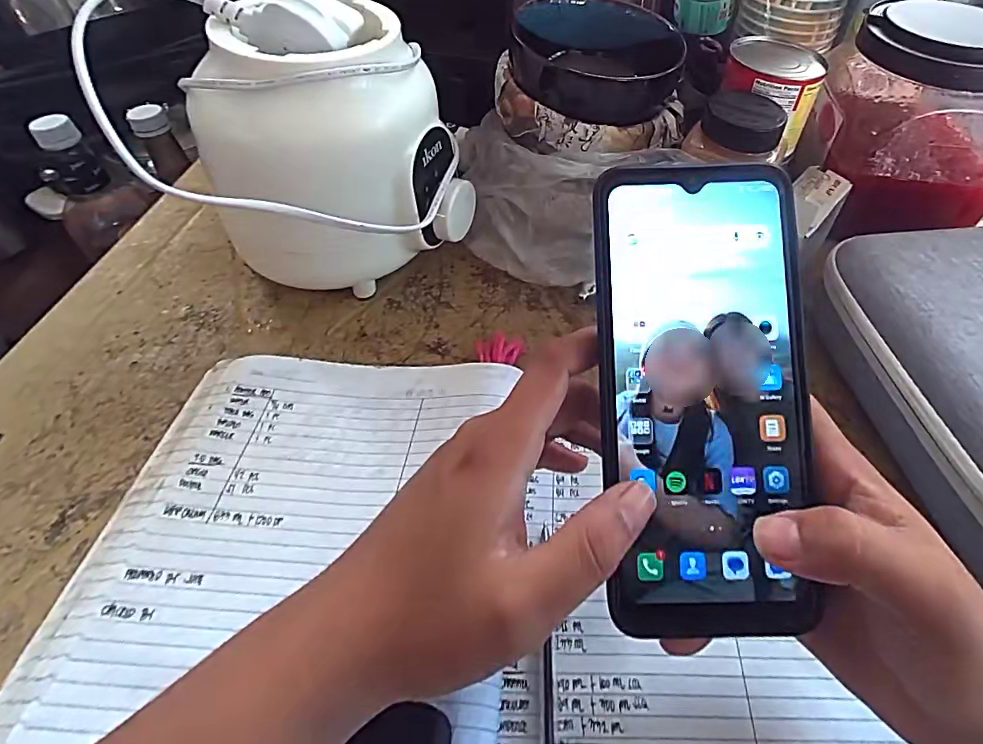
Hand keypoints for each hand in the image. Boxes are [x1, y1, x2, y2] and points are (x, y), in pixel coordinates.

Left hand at [104, 328, 655, 743]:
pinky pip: (511, 445)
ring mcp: (461, 459)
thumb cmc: (429, 617)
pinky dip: (548, 446)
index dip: (590, 344)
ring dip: (576, 426)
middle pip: (547, 394)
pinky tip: (567, 472)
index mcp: (498, 450)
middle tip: (643, 426)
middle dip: (599, 399)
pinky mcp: (451, 481)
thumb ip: (591, 545)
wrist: (339, 640)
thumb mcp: (525, 599)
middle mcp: (479, 441)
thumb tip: (641, 493)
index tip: (631, 342)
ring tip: (616, 453)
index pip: (550, 368)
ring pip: (529, 421)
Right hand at [663, 402, 982, 743]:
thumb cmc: (967, 636)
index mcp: (846, 481)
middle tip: (652, 462)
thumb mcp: (913, 579)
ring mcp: (800, 553)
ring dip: (697, 526)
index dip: (749, 388)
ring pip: (734, 522)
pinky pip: (736, 580)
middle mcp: (816, 509)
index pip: (792, 415)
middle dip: (701, 458)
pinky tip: (686, 608)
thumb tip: (773, 530)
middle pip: (747, 466)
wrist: (976, 718)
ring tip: (654, 534)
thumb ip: (848, 544)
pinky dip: (707, 589)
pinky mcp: (788, 596)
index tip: (699, 376)